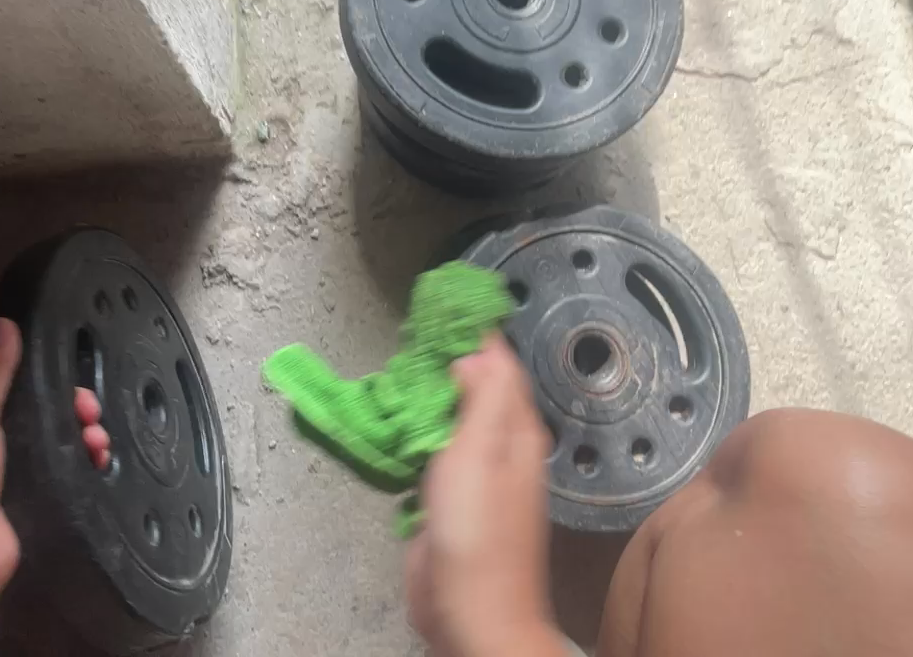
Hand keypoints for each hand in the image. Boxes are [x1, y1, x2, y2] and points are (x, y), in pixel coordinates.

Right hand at [406, 335, 565, 656]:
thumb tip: (472, 353)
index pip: (500, 361)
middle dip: (447, 354)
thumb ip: (480, 396)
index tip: (444, 301)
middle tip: (414, 327)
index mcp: (516, 427)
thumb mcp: (478, 450)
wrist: (470, 611)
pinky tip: (396, 411)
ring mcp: (473, 467)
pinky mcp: (447, 491)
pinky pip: (433, 442)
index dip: (474, 330)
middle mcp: (500, 441)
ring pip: (451, 411)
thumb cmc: (476, 529)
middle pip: (475, 382)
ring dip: (429, 387)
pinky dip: (417, 421)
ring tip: (402, 359)